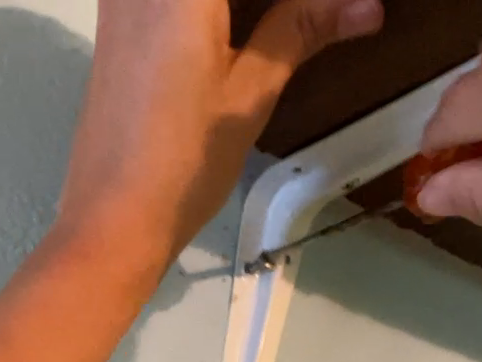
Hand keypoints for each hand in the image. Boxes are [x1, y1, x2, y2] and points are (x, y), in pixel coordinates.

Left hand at [55, 0, 384, 269]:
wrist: (112, 220)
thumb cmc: (184, 162)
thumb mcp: (249, 94)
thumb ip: (303, 30)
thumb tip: (369, 6)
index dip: (298, 3)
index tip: (328, 18)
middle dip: (275, 6)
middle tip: (315, 25)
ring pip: (200, 0)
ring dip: (247, 11)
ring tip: (285, 31)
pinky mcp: (114, 23)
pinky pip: (168, 2)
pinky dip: (213, 15)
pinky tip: (241, 34)